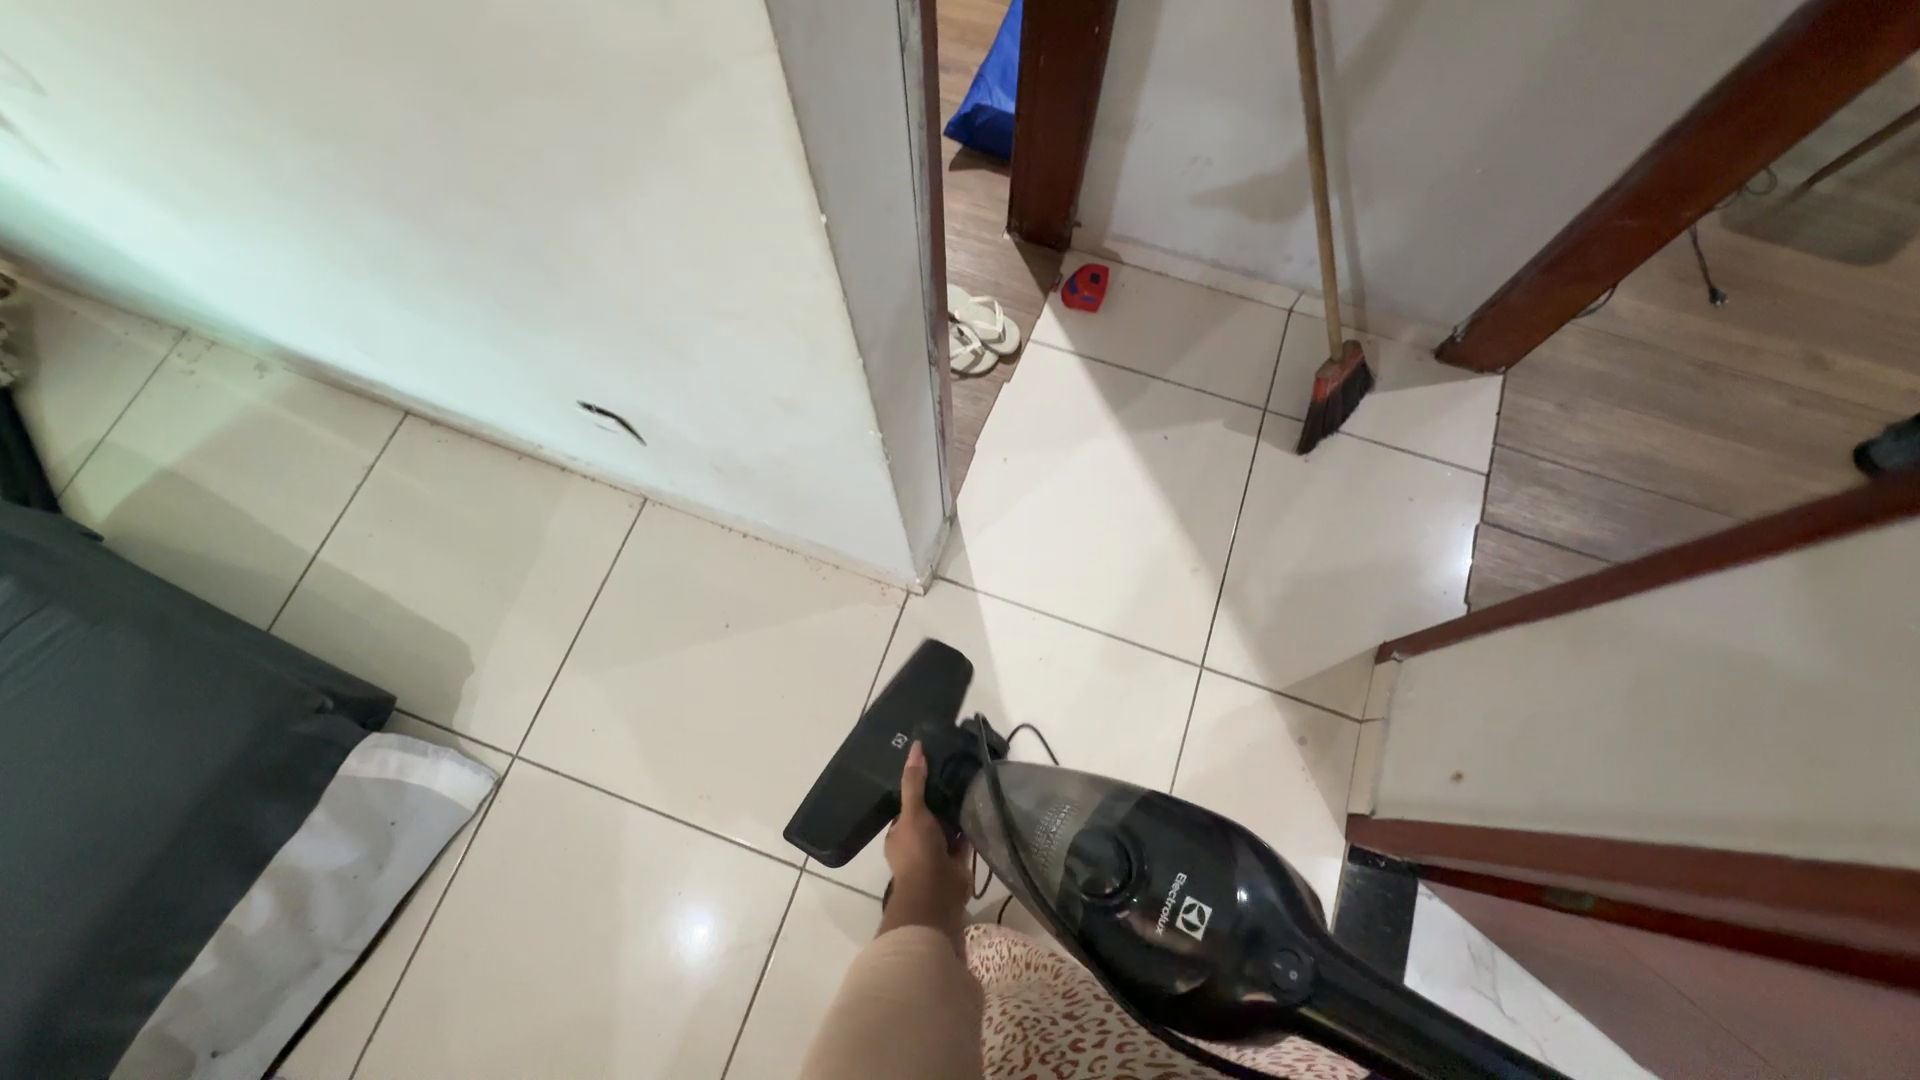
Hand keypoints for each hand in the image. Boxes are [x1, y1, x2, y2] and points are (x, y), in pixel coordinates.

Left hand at [879, 742, 971, 950]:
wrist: (937, 892)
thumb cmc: (918, 851)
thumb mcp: (912, 812)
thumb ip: (914, 782)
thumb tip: (915, 747)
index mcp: (899, 833)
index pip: (909, 805)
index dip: (919, 786)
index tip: (934, 764)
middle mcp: (917, 842)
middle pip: (930, 813)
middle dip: (941, 798)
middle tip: (957, 769)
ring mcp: (937, 852)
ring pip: (948, 825)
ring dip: (957, 810)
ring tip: (971, 780)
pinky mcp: (957, 859)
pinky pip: (964, 836)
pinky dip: (970, 824)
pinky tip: (980, 803)